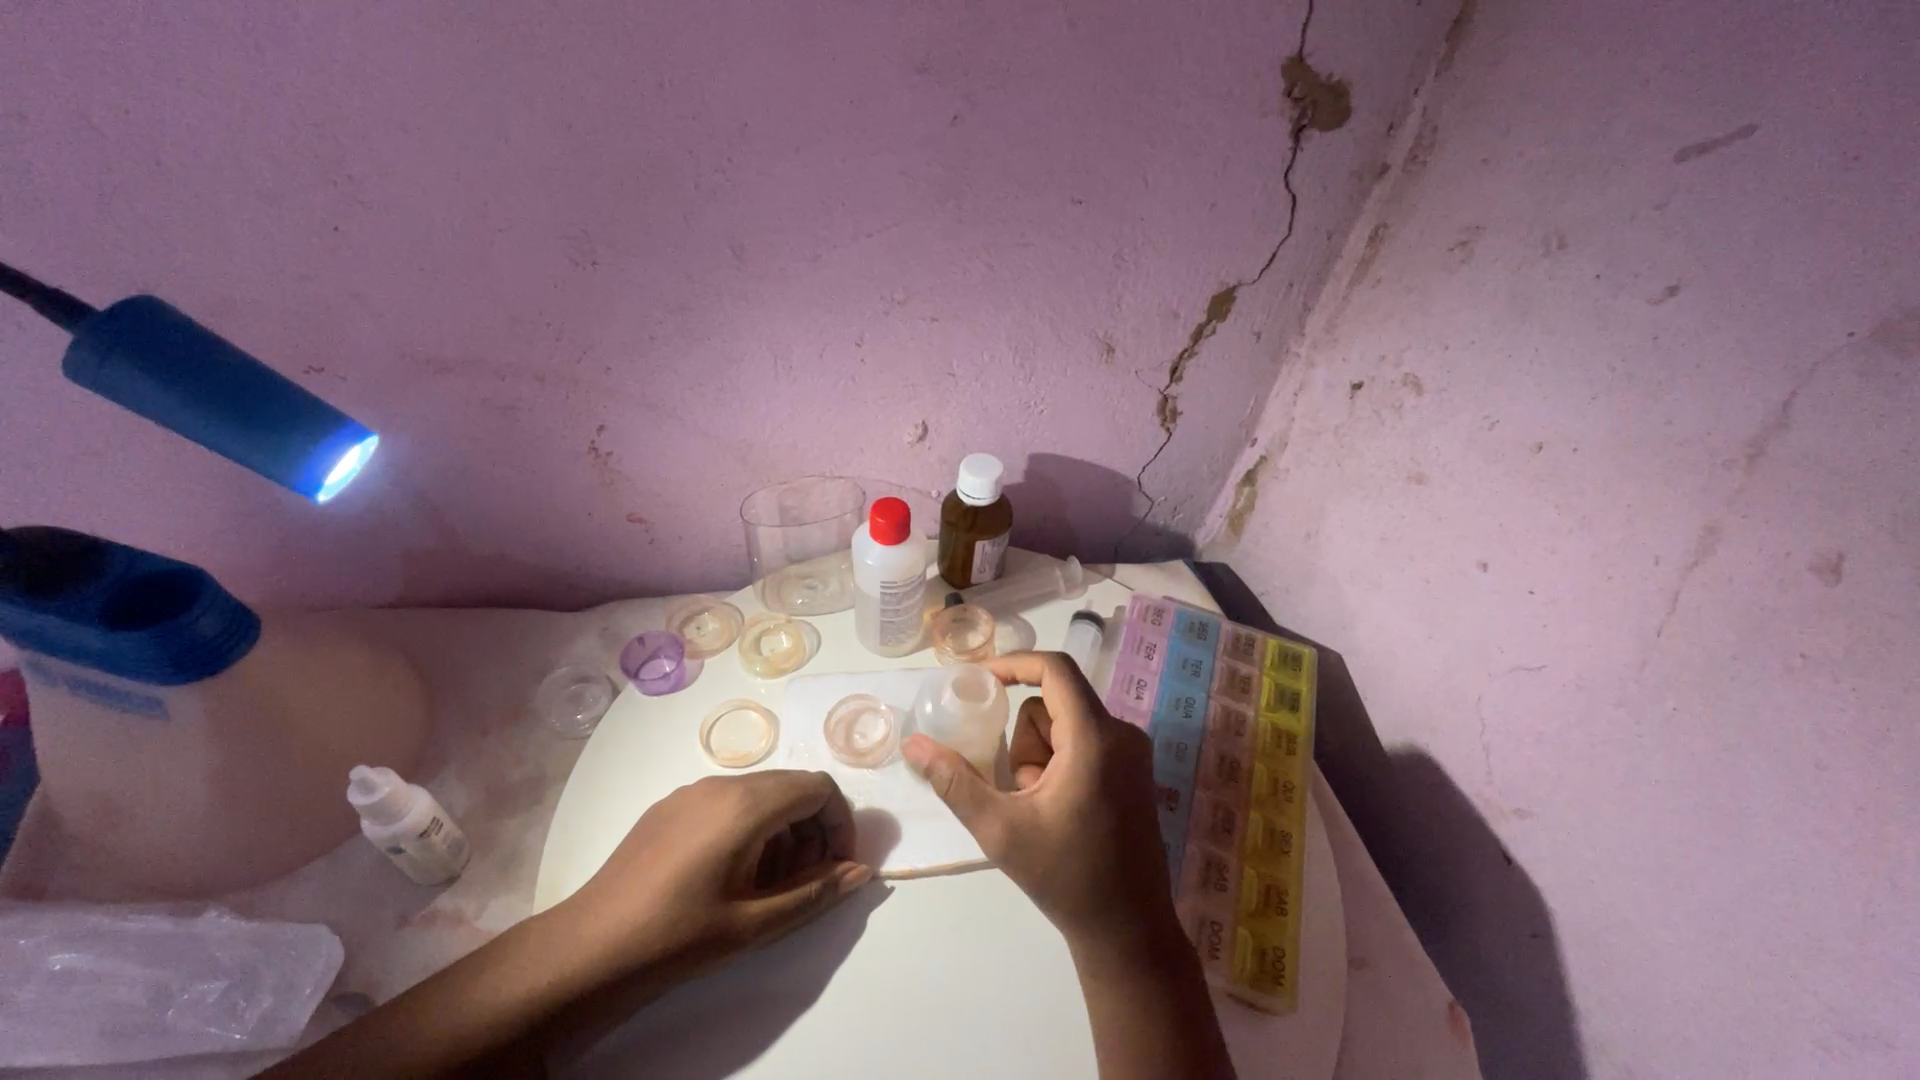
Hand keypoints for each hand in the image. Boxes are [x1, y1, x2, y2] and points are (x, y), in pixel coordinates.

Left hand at [556, 770, 872, 982]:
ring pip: (759, 794)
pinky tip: (729, 875)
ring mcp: (690, 792)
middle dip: (812, 829)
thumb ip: (816, 892)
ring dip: (781, 830)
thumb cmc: (679, 937)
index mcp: (747, 805)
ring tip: (766, 885)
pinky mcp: (669, 807)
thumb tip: (860, 872)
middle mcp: (721, 784)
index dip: (840, 824)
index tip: (837, 867)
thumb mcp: (757, 923)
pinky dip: (749, 827)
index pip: (819, 788)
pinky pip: (727, 802)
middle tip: (804, 882)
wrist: (591, 949)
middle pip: (791, 787)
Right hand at [901, 651, 1176, 949]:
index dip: (1013, 664)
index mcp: (1095, 739)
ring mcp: (1133, 753)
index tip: (978, 681)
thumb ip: (954, 780)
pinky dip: (1059, 765)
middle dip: (1023, 740)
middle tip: (1018, 790)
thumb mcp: (999, 829)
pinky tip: (1057, 810)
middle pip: (1052, 704)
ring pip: (1064, 725)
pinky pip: (1083, 743)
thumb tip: (913, 743)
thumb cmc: (1066, 877)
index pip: (1055, 670)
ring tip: (1039, 807)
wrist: (1128, 929)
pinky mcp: (1134, 770)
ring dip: (1039, 757)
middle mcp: (1121, 734)